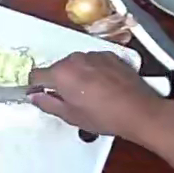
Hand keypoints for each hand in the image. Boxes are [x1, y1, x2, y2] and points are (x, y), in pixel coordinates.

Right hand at [29, 53, 172, 143]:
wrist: (138, 110)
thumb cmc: (104, 116)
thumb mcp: (71, 116)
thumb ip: (48, 104)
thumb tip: (35, 97)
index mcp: (61, 74)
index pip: (36, 75)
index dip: (36, 87)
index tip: (41, 96)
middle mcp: (75, 59)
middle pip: (57, 68)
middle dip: (59, 82)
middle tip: (71, 100)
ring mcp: (94, 55)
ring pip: (76, 64)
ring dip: (77, 75)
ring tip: (90, 94)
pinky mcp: (110, 55)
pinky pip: (93, 62)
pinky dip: (94, 71)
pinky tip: (103, 86)